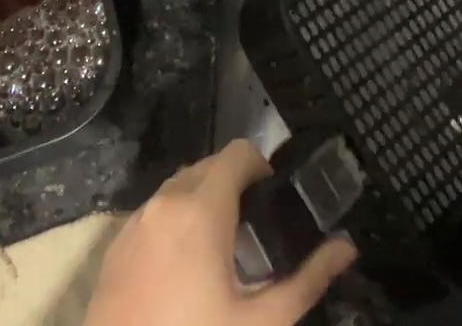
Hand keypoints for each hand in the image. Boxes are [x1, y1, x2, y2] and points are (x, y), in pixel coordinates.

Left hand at [84, 139, 357, 325]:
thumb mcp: (260, 322)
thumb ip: (306, 280)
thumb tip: (346, 248)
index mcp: (201, 209)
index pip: (237, 153)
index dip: (262, 167)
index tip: (275, 200)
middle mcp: (164, 202)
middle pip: (208, 165)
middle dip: (235, 184)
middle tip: (256, 229)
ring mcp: (134, 221)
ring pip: (178, 186)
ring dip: (204, 199)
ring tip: (224, 248)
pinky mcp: (115, 245)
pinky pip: (154, 211)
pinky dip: (175, 219)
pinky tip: (187, 265)